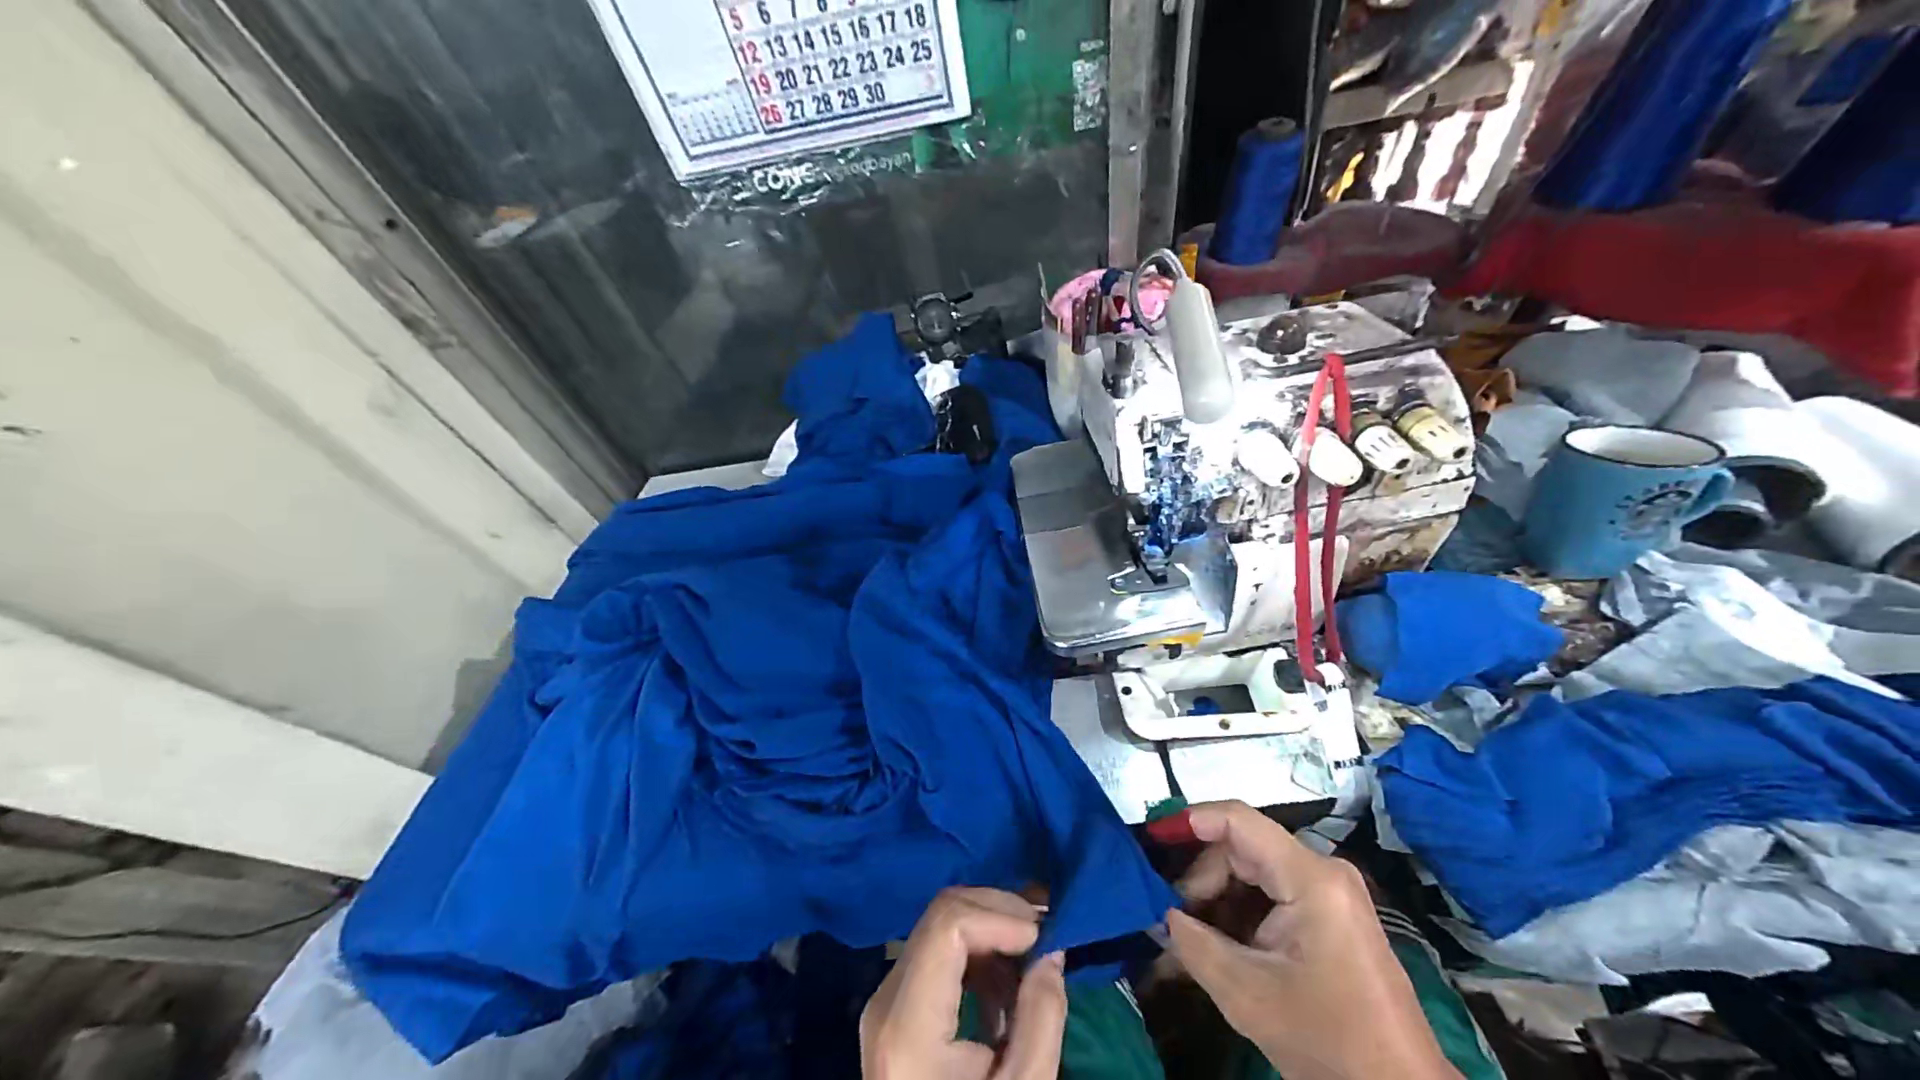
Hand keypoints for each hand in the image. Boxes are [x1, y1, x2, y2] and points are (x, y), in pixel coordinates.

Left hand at [860, 887, 1067, 1079]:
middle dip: (1001, 914)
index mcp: (908, 1024)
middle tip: (1049, 935)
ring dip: (993, 933)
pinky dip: (978, 956)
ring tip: (1035, 963)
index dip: (1001, 917)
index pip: (948, 925)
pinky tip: (1007, 990)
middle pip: (943, 915)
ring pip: (940, 927)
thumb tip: (1051, 951)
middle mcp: (886, 997)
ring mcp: (886, 1000)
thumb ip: (1041, 1017)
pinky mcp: (895, 1007)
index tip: (1045, 939)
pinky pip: (937, 954)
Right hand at [1162, 801, 1458, 1079]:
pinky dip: (1237, 915)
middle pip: (1240, 849)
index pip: (1239, 820)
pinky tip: (1213, 945)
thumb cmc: (1327, 1039)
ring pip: (1250, 872)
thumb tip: (1160, 915)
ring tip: (1185, 939)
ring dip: (1214, 901)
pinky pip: (1268, 895)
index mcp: (1310, 879)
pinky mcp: (1326, 914)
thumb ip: (1192, 943)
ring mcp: (1327, 892)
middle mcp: (1321, 871)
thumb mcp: (1246, 994)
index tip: (1153, 841)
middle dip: (1200, 880)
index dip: (1191, 821)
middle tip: (1170, 919)